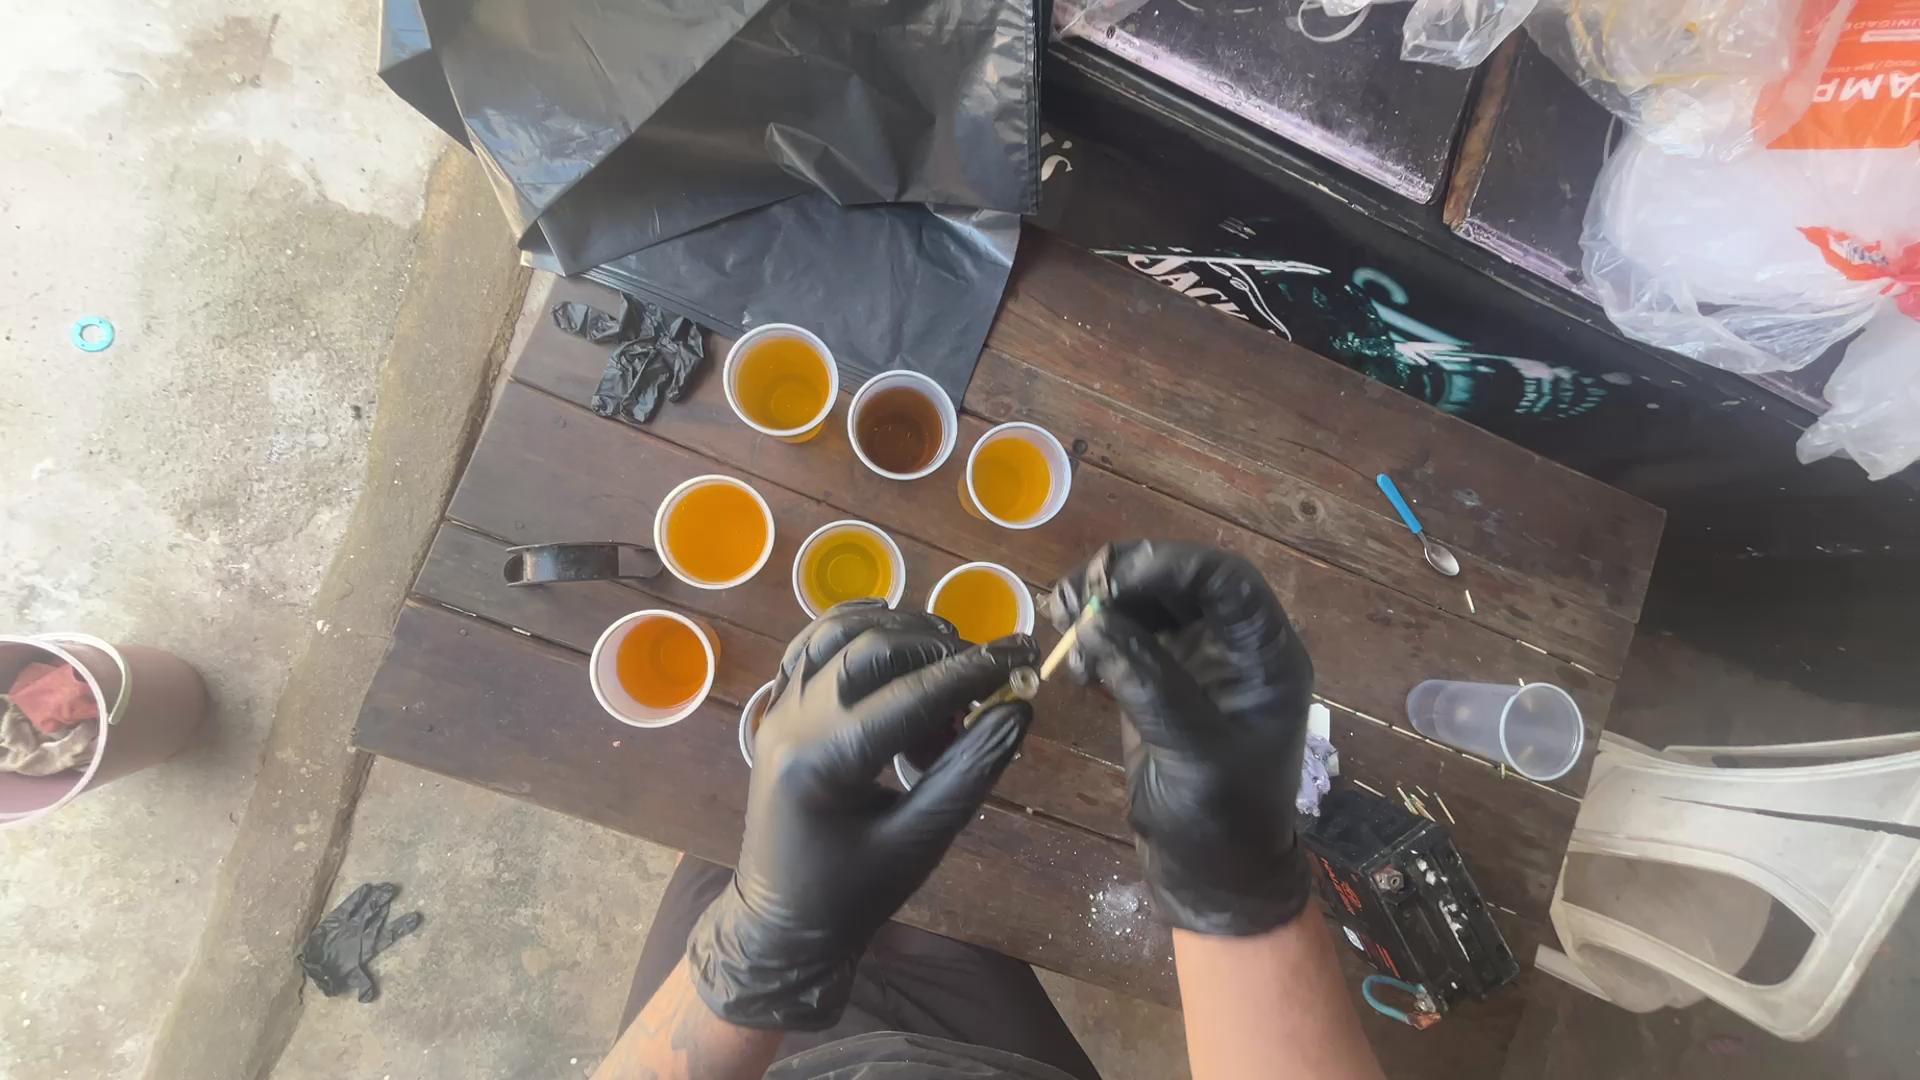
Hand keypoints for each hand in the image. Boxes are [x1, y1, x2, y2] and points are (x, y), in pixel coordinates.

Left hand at [687, 600, 1038, 1028]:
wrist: (781, 922)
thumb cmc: (853, 894)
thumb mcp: (920, 843)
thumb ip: (970, 772)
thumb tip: (1018, 710)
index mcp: (824, 762)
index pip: (911, 695)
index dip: (973, 671)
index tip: (1022, 654)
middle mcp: (793, 720)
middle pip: (873, 650)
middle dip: (939, 648)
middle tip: (986, 667)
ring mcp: (779, 707)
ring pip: (840, 633)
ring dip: (901, 630)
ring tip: (948, 649)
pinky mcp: (779, 705)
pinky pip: (812, 643)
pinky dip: (854, 623)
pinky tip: (891, 625)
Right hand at [1048, 541, 1314, 935]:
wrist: (1208, 874)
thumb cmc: (1220, 822)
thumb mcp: (1191, 752)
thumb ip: (1147, 681)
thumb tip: (1094, 619)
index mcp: (1262, 655)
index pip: (1224, 579)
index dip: (1169, 565)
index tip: (1110, 583)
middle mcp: (1229, 645)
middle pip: (1175, 580)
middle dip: (1120, 581)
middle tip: (1071, 600)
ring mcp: (1191, 658)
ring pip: (1142, 600)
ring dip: (1098, 604)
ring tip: (1062, 625)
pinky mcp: (1156, 675)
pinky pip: (1121, 634)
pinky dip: (1092, 636)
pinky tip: (1073, 663)